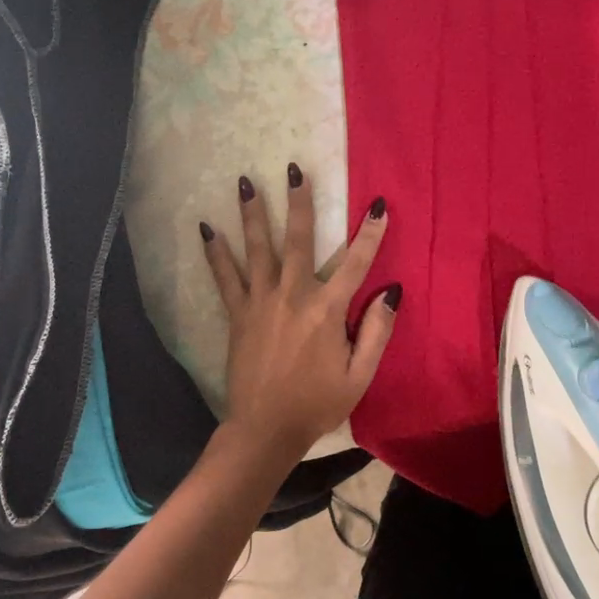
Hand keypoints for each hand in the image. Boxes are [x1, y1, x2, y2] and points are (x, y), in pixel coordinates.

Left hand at [200, 163, 397, 458]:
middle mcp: (293, 296)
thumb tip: (391, 291)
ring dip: (252, 213)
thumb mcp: (360, 375)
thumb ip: (377, 331)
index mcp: (327, 310)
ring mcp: (261, 303)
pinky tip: (206, 228)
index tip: (378, 204)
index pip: (356, 263)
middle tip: (295, 168)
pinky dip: (216, 252)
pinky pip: (225, 277)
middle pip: (298, 240)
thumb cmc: (318, 403)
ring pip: (257, 249)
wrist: (265, 430)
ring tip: (245, 181)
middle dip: (299, 202)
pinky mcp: (238, 315)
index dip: (370, 233)